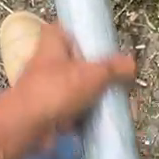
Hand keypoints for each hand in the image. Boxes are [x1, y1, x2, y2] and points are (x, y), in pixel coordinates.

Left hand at [0, 22, 135, 158]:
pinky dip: (88, 118)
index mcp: (51, 44)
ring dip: (96, 99)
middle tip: (119, 83)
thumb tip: (131, 64)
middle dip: (98, 75)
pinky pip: (73, 112)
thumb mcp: (93, 74)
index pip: (63, 30)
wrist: (27, 128)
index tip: (100, 45)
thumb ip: (114, 68)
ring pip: (77, 90)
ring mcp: (46, 90)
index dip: (80, 35)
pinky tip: (105, 122)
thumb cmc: (57, 90)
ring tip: (119, 106)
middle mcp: (46, 64)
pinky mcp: (48, 114)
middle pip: (76, 63)